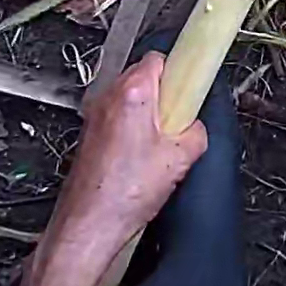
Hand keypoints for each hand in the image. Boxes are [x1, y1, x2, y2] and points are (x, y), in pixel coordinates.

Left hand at [53, 52, 207, 248]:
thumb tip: (195, 127)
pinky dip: (131, 128)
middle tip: (176, 121)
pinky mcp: (90, 132)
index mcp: (133, 92)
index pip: (159, 58)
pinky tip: (139, 158)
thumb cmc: (123, 194)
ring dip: (147, 112)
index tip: (188, 85)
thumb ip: (196, 132)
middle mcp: (109, 96)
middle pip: (144, 76)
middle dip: (164, 95)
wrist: (88, 226)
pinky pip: (118, 116)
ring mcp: (96, 114)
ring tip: (157, 145)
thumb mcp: (180, 159)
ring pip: (130, 97)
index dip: (177, 71)